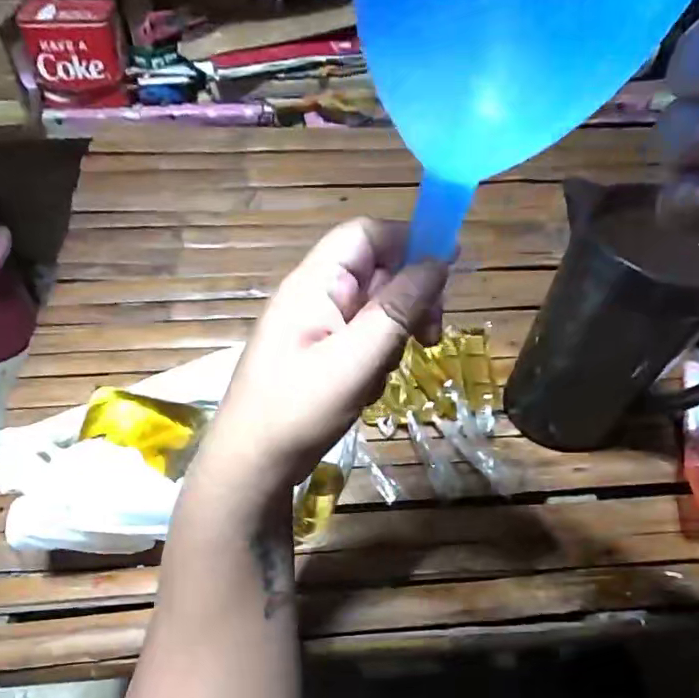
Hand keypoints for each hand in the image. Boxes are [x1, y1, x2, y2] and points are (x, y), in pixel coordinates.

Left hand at [202, 218, 449, 484]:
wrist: (253, 463)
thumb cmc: (298, 409)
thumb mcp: (355, 359)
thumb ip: (398, 308)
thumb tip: (439, 260)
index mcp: (313, 284)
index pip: (366, 234)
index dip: (408, 241)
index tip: (445, 273)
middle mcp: (313, 298)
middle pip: (376, 273)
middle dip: (407, 302)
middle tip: (429, 338)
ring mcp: (314, 329)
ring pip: (374, 313)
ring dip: (390, 341)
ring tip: (377, 378)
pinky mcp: (319, 358)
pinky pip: (361, 344)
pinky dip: (373, 364)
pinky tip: (363, 392)